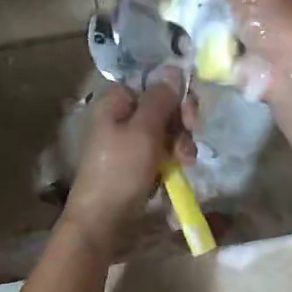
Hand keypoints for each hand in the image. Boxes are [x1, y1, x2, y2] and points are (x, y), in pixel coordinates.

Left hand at [61, 67, 193, 250]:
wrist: (102, 222)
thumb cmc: (120, 172)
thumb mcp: (144, 131)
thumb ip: (161, 99)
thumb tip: (175, 68)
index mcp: (116, 102)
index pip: (153, 83)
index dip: (175, 96)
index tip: (189, 116)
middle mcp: (120, 117)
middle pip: (162, 107)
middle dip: (180, 123)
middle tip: (189, 141)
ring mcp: (128, 142)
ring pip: (166, 131)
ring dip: (180, 144)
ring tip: (185, 163)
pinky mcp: (136, 164)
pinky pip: (161, 152)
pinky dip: (172, 159)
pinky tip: (180, 171)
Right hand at [178, 0, 291, 111]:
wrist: (290, 75)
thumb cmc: (278, 25)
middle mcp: (244, 3)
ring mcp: (232, 30)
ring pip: (201, 13)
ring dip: (182, 9)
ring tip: (161, 5)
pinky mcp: (223, 55)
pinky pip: (198, 42)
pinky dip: (184, 37)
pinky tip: (169, 30)